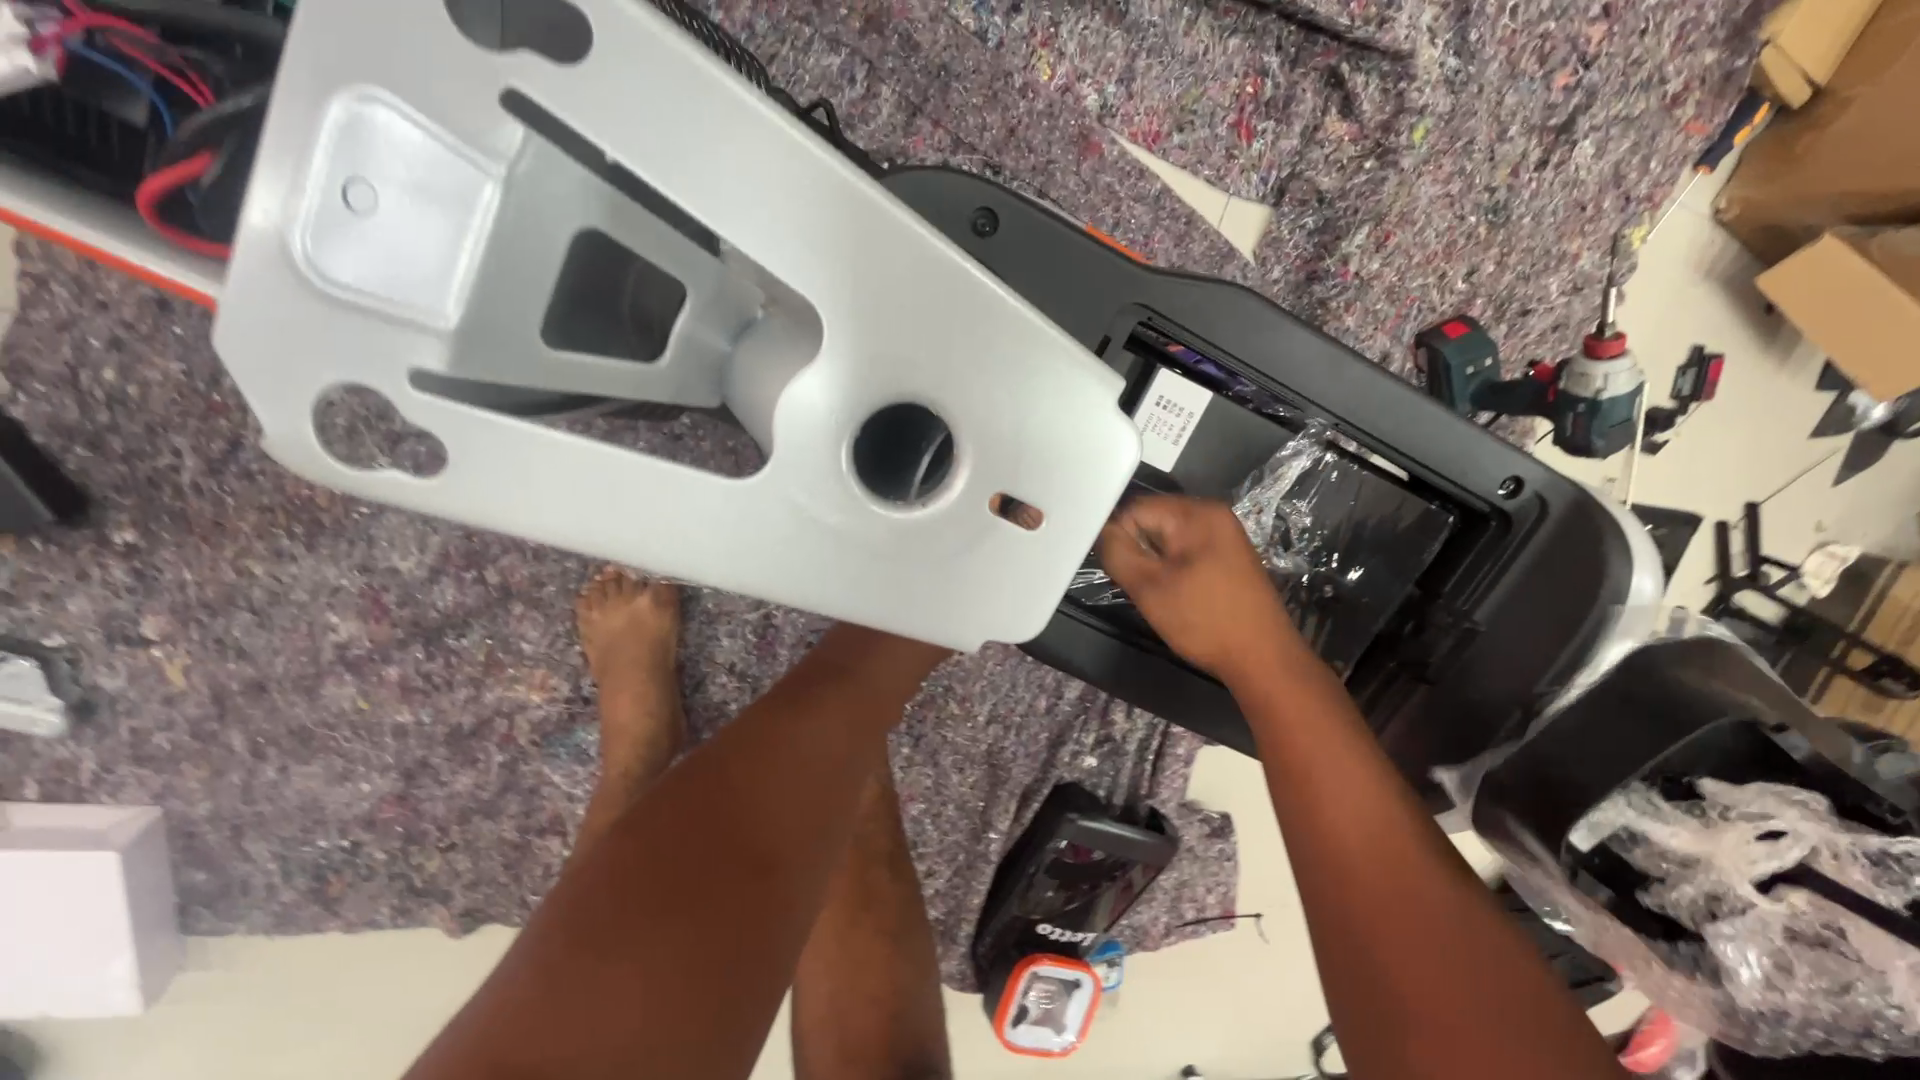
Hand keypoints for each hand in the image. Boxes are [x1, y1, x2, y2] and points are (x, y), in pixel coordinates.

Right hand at [1096, 495, 1303, 685]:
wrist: (1263, 657)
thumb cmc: (1204, 620)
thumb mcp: (1148, 587)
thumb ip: (1116, 552)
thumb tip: (1103, 532)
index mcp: (1196, 512)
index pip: (1134, 509)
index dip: (1119, 539)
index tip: (1124, 574)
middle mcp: (1213, 514)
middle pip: (1152, 520)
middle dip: (1138, 551)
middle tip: (1143, 587)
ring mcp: (1225, 535)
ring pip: (1168, 539)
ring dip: (1155, 564)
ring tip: (1161, 595)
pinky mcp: (1229, 556)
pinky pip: (1187, 551)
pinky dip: (1174, 570)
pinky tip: (1180, 596)